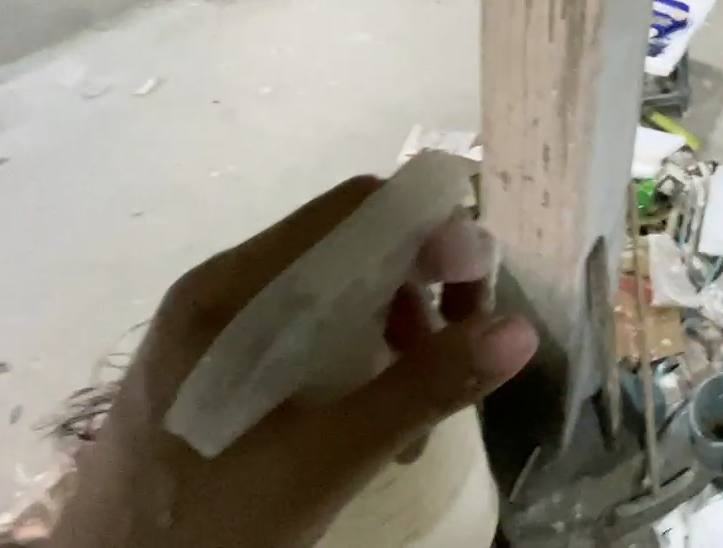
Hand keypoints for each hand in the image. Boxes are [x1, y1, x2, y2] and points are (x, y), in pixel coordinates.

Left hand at [52, 176, 538, 547]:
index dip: (433, 226)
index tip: (480, 279)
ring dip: (415, 311)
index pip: (360, 207)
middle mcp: (233, 286)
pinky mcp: (236, 357)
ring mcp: (231, 321)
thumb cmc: (200, 531)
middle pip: (363, 237)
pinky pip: (330, 316)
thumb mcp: (320, 463)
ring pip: (355, 276)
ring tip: (437, 374)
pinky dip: (380, 341)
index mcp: (236, 290)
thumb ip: (422, 389)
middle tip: (472, 327)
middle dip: (433, 274)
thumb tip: (521, 329)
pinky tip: (392, 398)